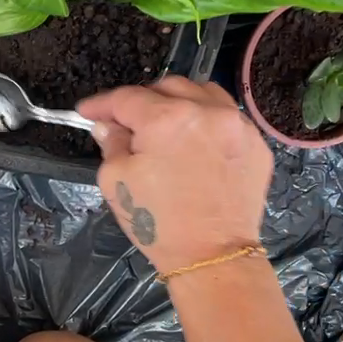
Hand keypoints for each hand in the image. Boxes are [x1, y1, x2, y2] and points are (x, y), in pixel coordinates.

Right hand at [79, 77, 273, 273]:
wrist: (212, 254)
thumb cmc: (157, 222)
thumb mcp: (116, 183)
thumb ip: (111, 145)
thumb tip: (110, 127)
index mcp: (166, 120)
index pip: (125, 98)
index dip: (100, 104)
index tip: (86, 112)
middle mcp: (206, 111)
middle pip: (165, 87)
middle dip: (141, 102)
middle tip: (126, 124)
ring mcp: (237, 125)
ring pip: (201, 92)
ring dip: (177, 103)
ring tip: (164, 127)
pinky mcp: (256, 143)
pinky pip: (226, 117)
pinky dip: (205, 121)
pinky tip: (195, 144)